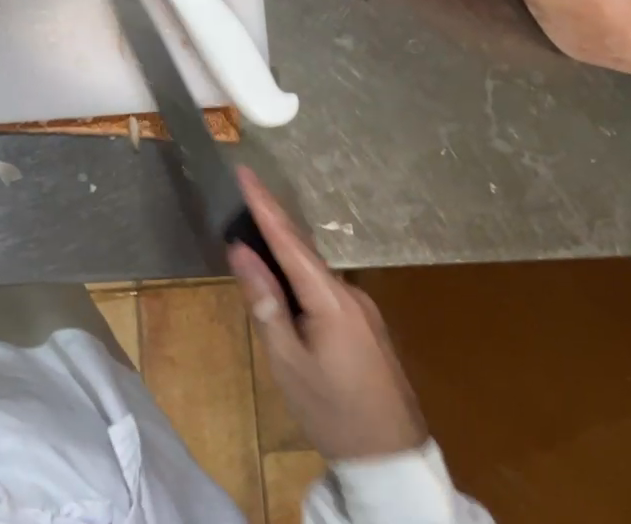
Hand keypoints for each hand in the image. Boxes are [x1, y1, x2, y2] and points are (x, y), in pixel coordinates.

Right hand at [229, 169, 428, 460]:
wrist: (389, 458)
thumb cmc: (330, 409)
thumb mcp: (286, 359)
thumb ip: (264, 301)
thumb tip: (240, 252)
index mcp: (330, 300)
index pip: (289, 241)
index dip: (264, 206)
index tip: (245, 172)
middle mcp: (351, 294)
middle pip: (303, 250)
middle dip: (271, 221)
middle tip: (242, 194)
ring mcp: (362, 310)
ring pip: (313, 271)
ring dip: (283, 252)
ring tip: (251, 234)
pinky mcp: (365, 326)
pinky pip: (323, 289)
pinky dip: (298, 276)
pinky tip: (281, 281)